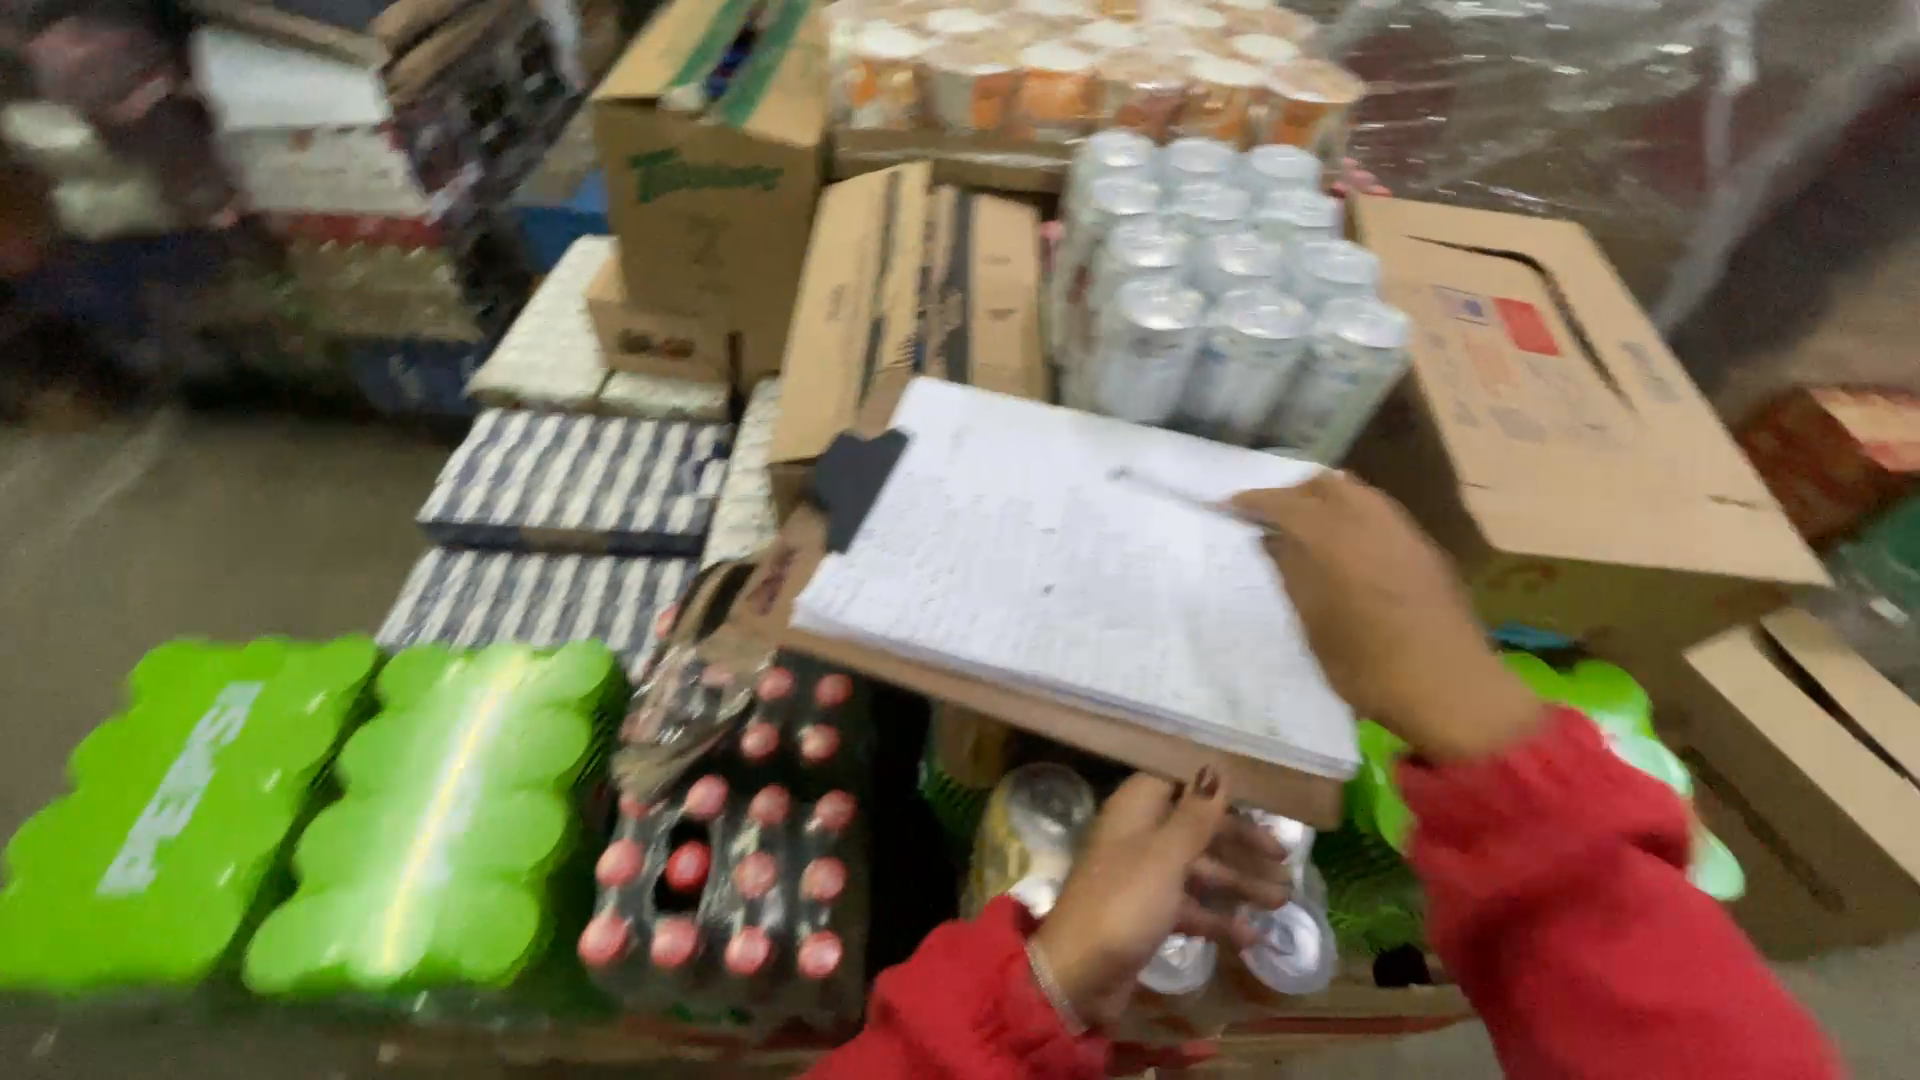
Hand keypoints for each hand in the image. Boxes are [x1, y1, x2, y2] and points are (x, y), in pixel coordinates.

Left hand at [1031, 769, 1290, 1028]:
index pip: (1179, 782)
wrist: (1081, 973)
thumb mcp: (1165, 855)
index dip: (1215, 787)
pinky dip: (1217, 917)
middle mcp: (1138, 836)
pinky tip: (1251, 935)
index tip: (1258, 794)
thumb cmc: (1125, 901)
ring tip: (1282, 899)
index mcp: (1136, 810)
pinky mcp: (1147, 913)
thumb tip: (1214, 767)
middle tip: (1285, 858)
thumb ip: (1194, 815)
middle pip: (1195, 827)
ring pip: (1197, 868)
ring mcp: (1142, 876)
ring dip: (1238, 881)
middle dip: (1239, 841)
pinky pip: (1189, 905)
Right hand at [1231, 472, 1540, 762]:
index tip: (1229, 507)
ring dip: (1324, 499)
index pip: (1286, 503)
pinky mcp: (1423, 549)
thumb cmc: (1367, 665)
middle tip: (1267, 516)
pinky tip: (1342, 544)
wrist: (1451, 690)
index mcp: (1336, 540)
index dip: (1254, 501)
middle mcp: (1371, 523)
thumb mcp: (1312, 623)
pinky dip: (1351, 513)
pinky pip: (1378, 511)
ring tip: (1302, 527)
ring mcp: (1403, 533)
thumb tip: (1273, 540)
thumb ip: (1291, 572)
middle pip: (1325, 484)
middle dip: (1291, 492)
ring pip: (1357, 492)